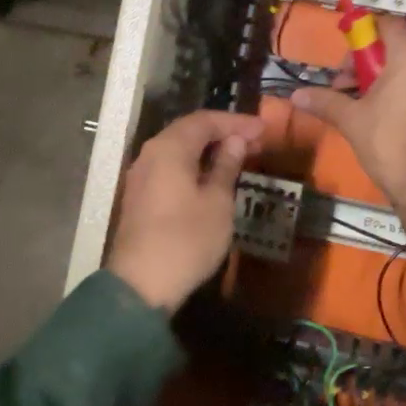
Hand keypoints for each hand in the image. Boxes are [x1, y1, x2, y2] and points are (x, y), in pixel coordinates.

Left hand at [106, 110, 265, 310]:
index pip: (205, 121)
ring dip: (209, 151)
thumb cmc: (187, 240)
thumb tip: (234, 142)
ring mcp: (142, 176)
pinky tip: (214, 178)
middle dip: (224, 133)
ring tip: (240, 158)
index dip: (236, 122)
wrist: (141, 285)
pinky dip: (195, 166)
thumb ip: (226, 166)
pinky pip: (171, 169)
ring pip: (179, 151)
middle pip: (189, 132)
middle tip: (256, 142)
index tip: (264, 129)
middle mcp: (150, 154)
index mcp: (169, 148)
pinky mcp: (141, 197)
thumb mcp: (217, 202)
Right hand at [292, 18, 405, 249]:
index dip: (362, 35)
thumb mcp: (352, 121)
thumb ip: (325, 101)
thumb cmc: (391, 146)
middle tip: (349, 89)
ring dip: (391, 79)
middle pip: (400, 47)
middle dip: (371, 64)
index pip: (386, 24)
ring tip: (369, 107)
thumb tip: (296, 96)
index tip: (346, 61)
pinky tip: (396, 120)